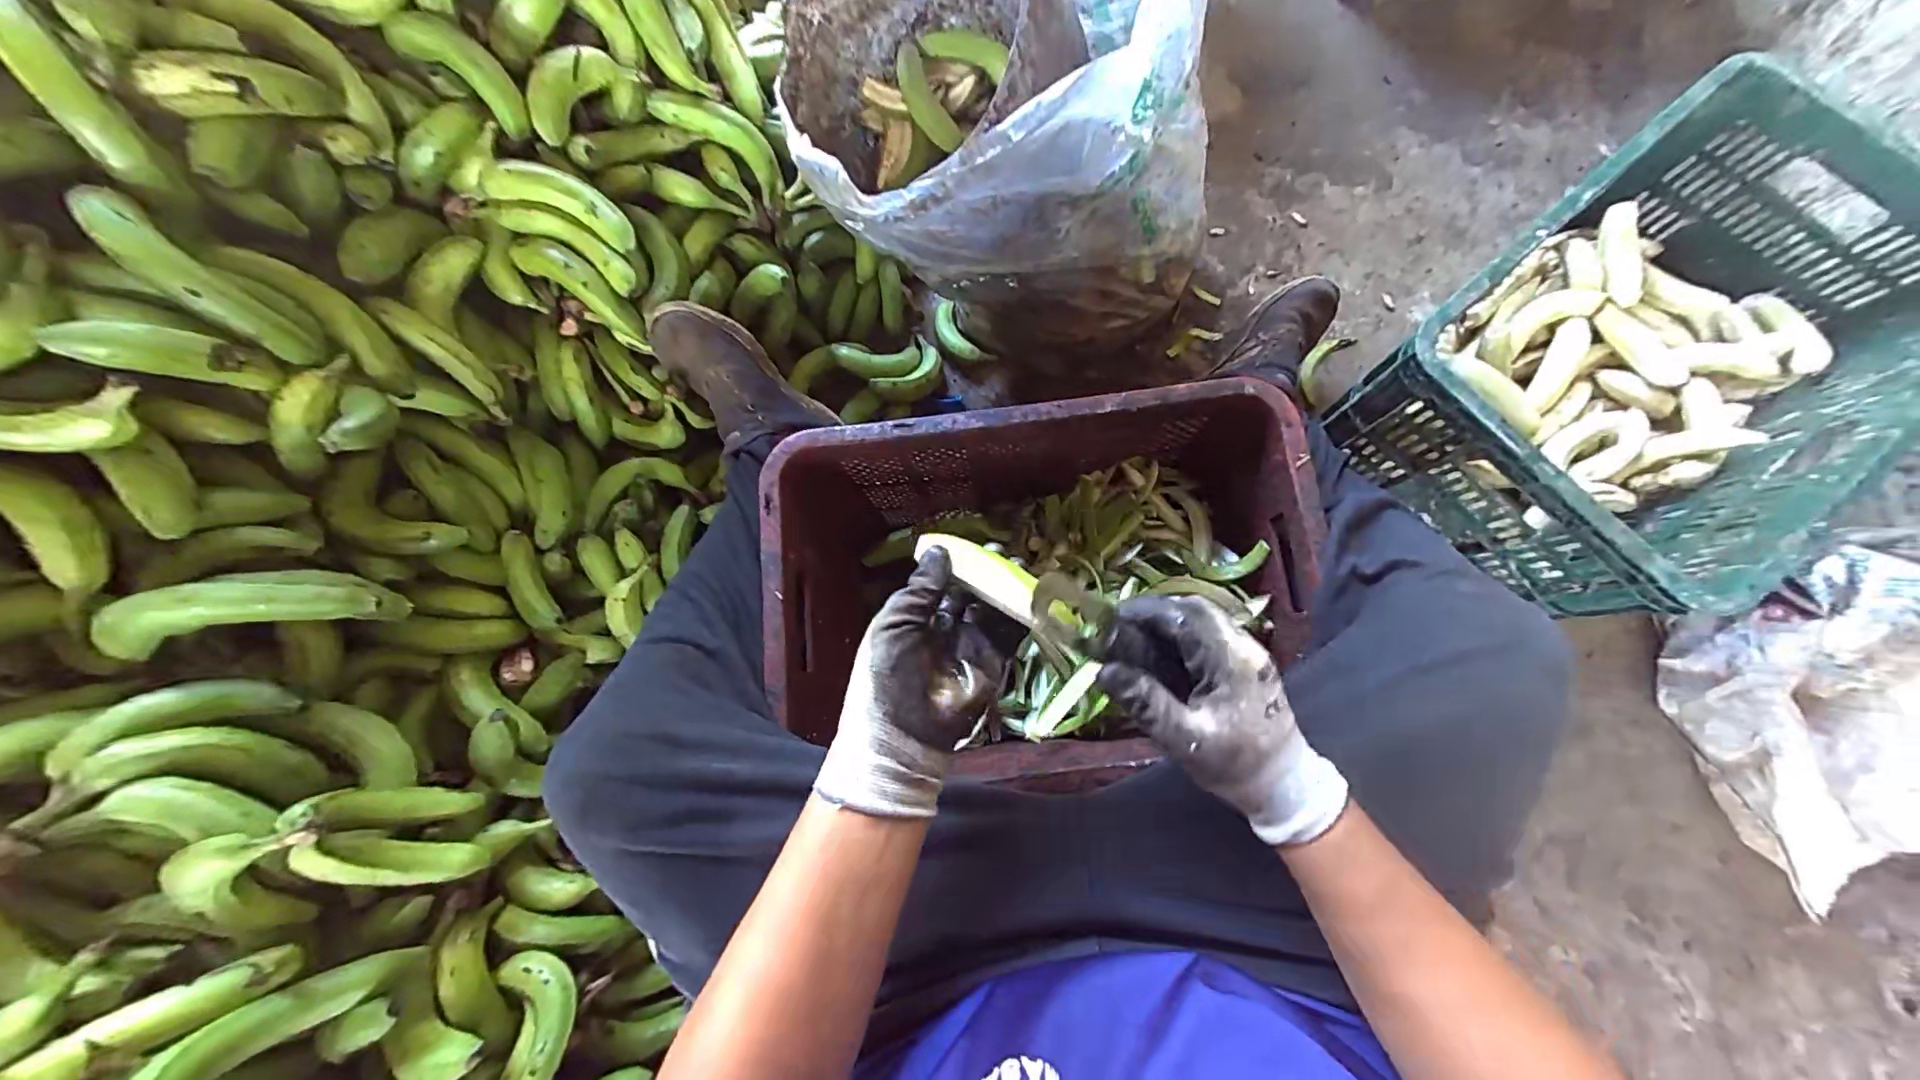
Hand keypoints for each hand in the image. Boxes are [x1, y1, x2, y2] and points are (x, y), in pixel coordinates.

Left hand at [813, 546, 1013, 816]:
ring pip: (994, 611)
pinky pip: (1009, 636)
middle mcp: (948, 630)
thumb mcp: (895, 622)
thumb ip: (920, 588)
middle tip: (1001, 554)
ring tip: (1017, 567)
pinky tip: (1026, 594)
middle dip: (986, 575)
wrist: (902, 734)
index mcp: (918, 618)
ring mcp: (972, 647)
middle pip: (972, 595)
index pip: (943, 585)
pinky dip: (1019, 614)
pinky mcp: (993, 665)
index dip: (958, 566)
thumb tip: (940, 551)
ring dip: (1005, 590)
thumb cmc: (885, 674)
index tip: (972, 548)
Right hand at [1096, 595, 1347, 845]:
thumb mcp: (1185, 739)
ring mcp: (1246, 652)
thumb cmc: (1234, 765)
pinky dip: (1177, 637)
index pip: (1184, 615)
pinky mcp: (1242, 662)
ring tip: (1131, 639)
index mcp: (1231, 659)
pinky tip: (1158, 654)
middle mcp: (1242, 645)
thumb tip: (1103, 671)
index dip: (1144, 611)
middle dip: (1152, 613)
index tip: (1110, 619)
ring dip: (1164, 623)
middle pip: (1193, 610)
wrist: (1283, 786)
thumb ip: (1146, 704)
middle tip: (1118, 628)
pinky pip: (1206, 636)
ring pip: (1200, 620)